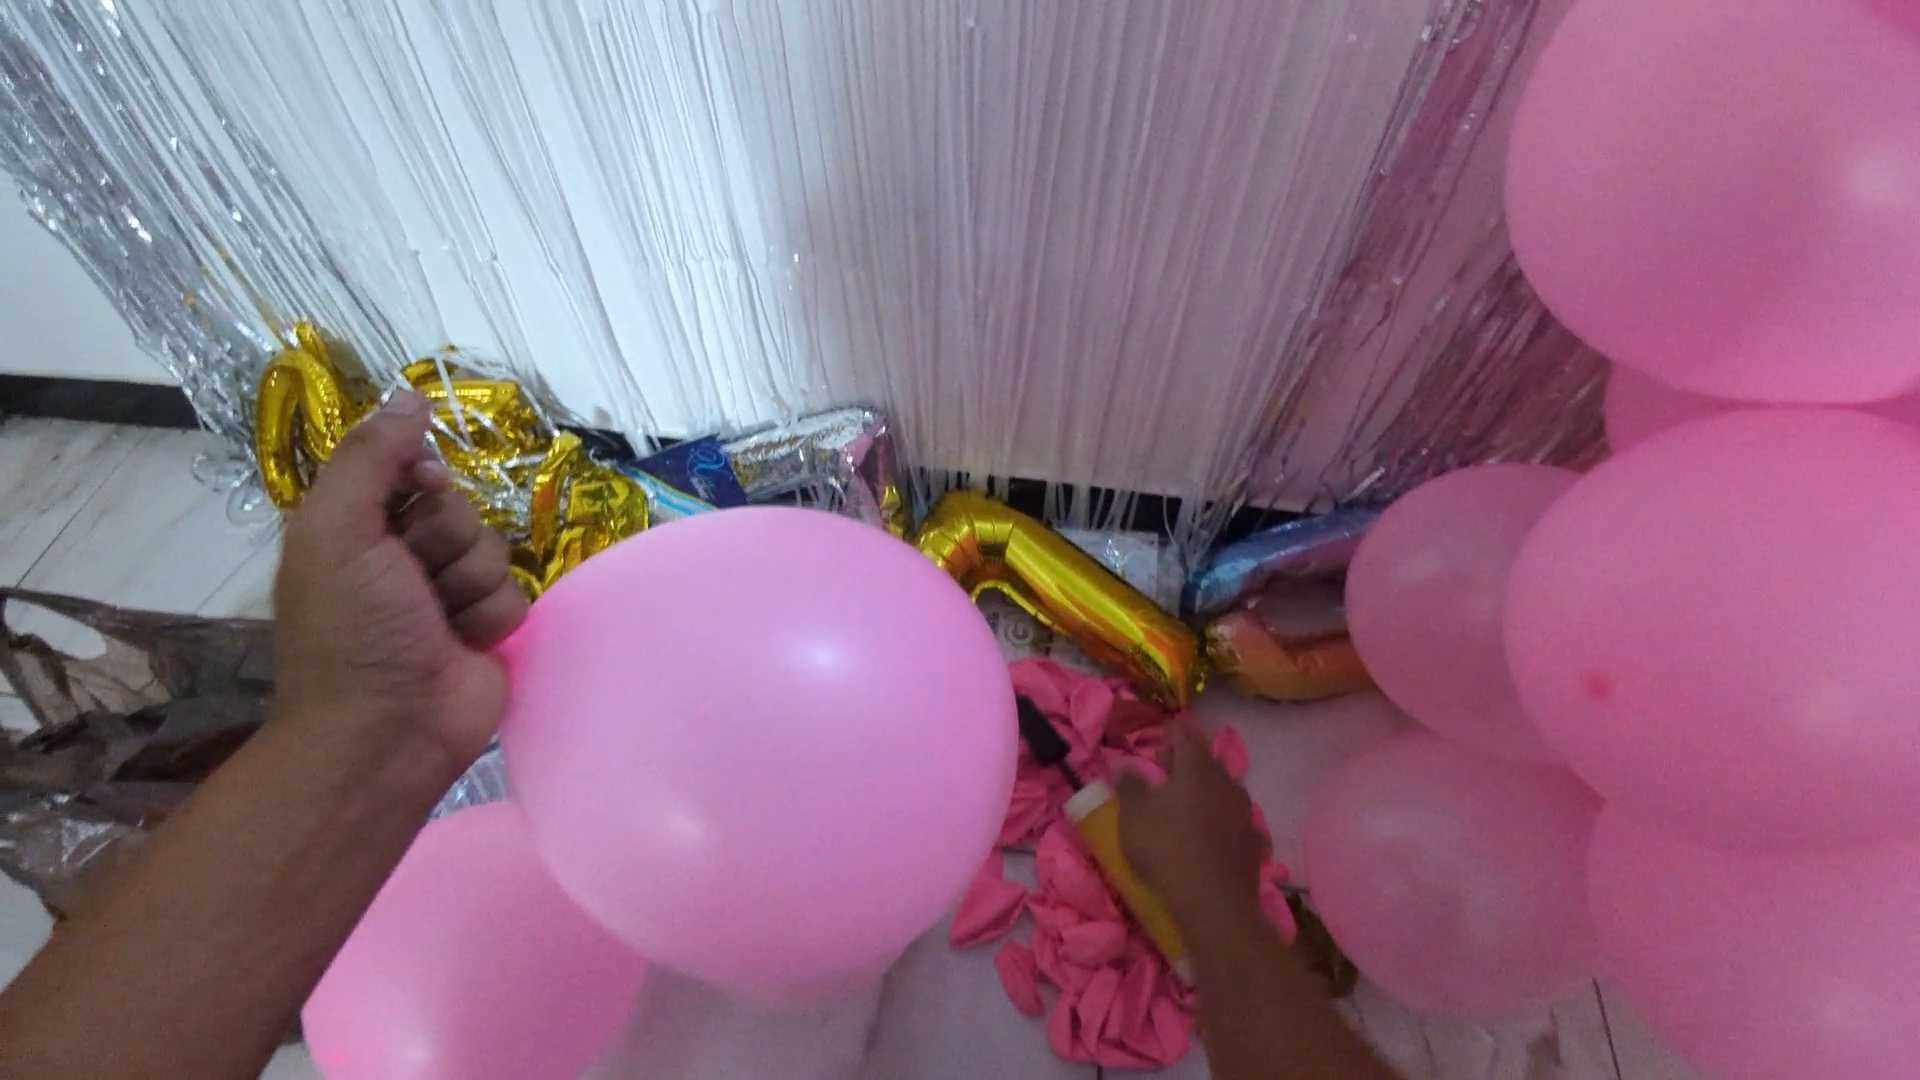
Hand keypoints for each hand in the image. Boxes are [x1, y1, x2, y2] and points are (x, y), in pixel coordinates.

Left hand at [272, 389, 527, 771]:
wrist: (389, 724)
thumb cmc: (353, 628)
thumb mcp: (340, 532)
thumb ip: (372, 460)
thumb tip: (410, 395)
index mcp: (359, 528)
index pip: (414, 470)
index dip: (424, 479)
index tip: (418, 494)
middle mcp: (406, 556)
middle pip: (463, 511)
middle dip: (448, 542)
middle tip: (415, 579)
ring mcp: (453, 593)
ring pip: (496, 552)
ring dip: (471, 586)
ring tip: (440, 622)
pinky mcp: (492, 626)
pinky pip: (518, 594)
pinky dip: (494, 619)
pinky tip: (467, 644)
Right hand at [1117, 724, 1267, 921]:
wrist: (1212, 902)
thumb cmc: (1165, 847)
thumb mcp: (1133, 814)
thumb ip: (1129, 785)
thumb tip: (1125, 766)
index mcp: (1196, 768)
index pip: (1186, 736)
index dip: (1172, 732)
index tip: (1161, 736)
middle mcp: (1226, 783)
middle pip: (1207, 761)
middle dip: (1187, 761)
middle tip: (1165, 770)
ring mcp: (1244, 813)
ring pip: (1225, 790)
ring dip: (1207, 790)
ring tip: (1188, 803)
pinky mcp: (1254, 843)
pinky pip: (1237, 821)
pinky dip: (1225, 820)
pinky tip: (1216, 832)